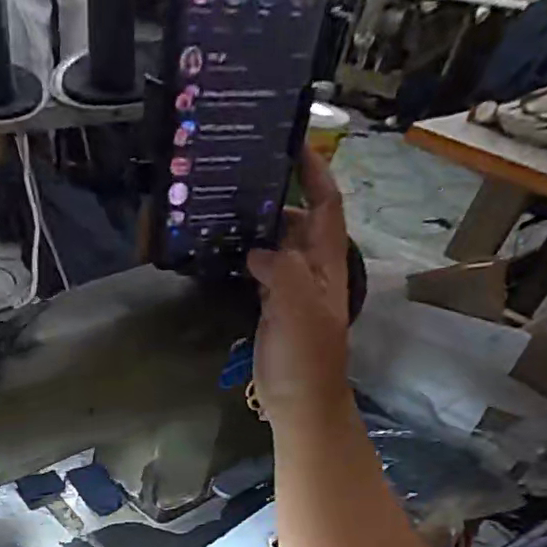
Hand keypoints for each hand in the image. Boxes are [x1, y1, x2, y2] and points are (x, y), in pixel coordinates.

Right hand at [247, 147, 352, 421]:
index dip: (315, 172)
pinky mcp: (271, 308)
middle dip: (275, 195)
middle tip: (239, 173)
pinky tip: (220, 248)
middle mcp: (311, 269)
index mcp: (327, 262)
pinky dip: (242, 256)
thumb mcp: (298, 306)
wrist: (300, 403)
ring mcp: (290, 289)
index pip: (326, 205)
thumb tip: (256, 249)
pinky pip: (258, 271)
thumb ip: (281, 267)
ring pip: (274, 245)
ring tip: (223, 203)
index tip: (292, 143)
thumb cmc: (307, 356)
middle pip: (296, 220)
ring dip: (254, 225)